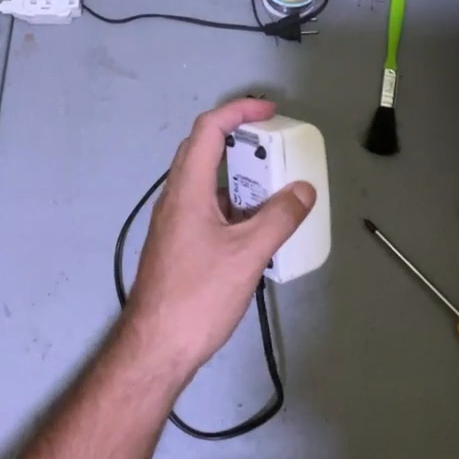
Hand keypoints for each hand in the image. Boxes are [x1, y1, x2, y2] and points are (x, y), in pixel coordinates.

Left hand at [123, 98, 316, 377]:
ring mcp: (175, 222)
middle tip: (276, 147)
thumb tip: (303, 189)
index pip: (209, 129)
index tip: (269, 110)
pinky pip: (208, 207)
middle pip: (204, 150)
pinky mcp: (178, 244)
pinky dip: (234, 204)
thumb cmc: (198, 296)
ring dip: (239, 176)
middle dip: (241, 140)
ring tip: (274, 188)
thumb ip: (279, 218)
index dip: (238, 110)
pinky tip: (257, 229)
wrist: (155, 348)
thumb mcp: (247, 255)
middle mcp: (176, 198)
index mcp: (187, 189)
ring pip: (207, 181)